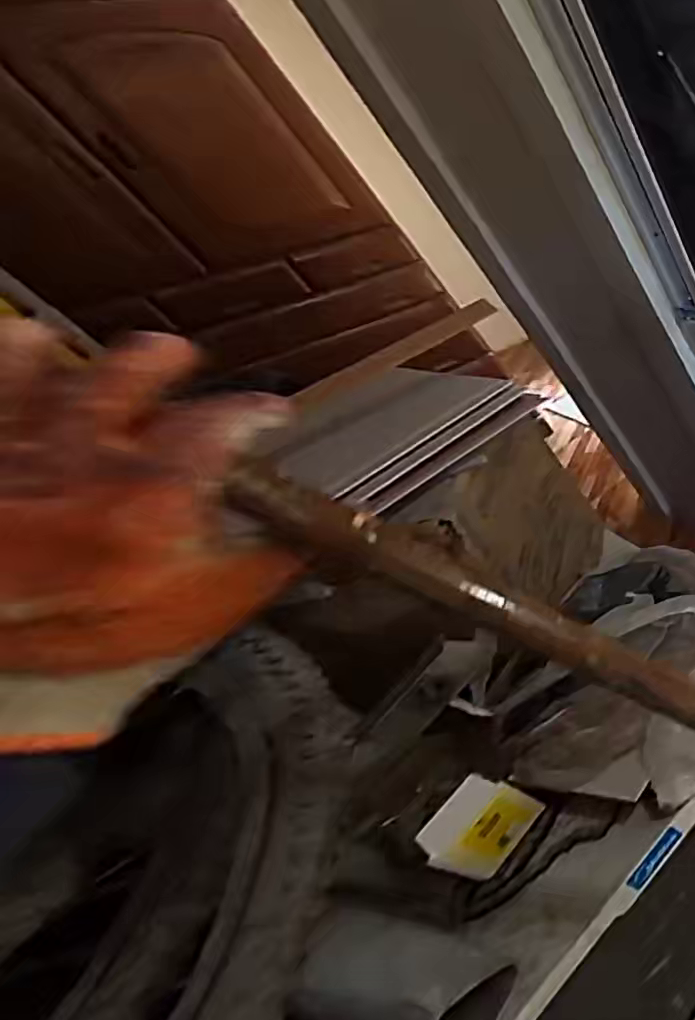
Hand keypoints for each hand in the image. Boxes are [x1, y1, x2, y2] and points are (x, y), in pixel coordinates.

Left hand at [0, 323, 301, 677]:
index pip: (212, 429)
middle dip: (143, 366)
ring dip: (26, 362)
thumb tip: (336, 527)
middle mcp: (77, 469)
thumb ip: (281, 554)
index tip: (275, 411)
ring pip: (12, 395)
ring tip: (38, 341)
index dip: (249, 411)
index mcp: (154, 496)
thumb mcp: (226, 598)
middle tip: (172, 349)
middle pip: (107, 392)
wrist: (1, 679)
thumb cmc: (123, 631)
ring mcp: (5, 474)